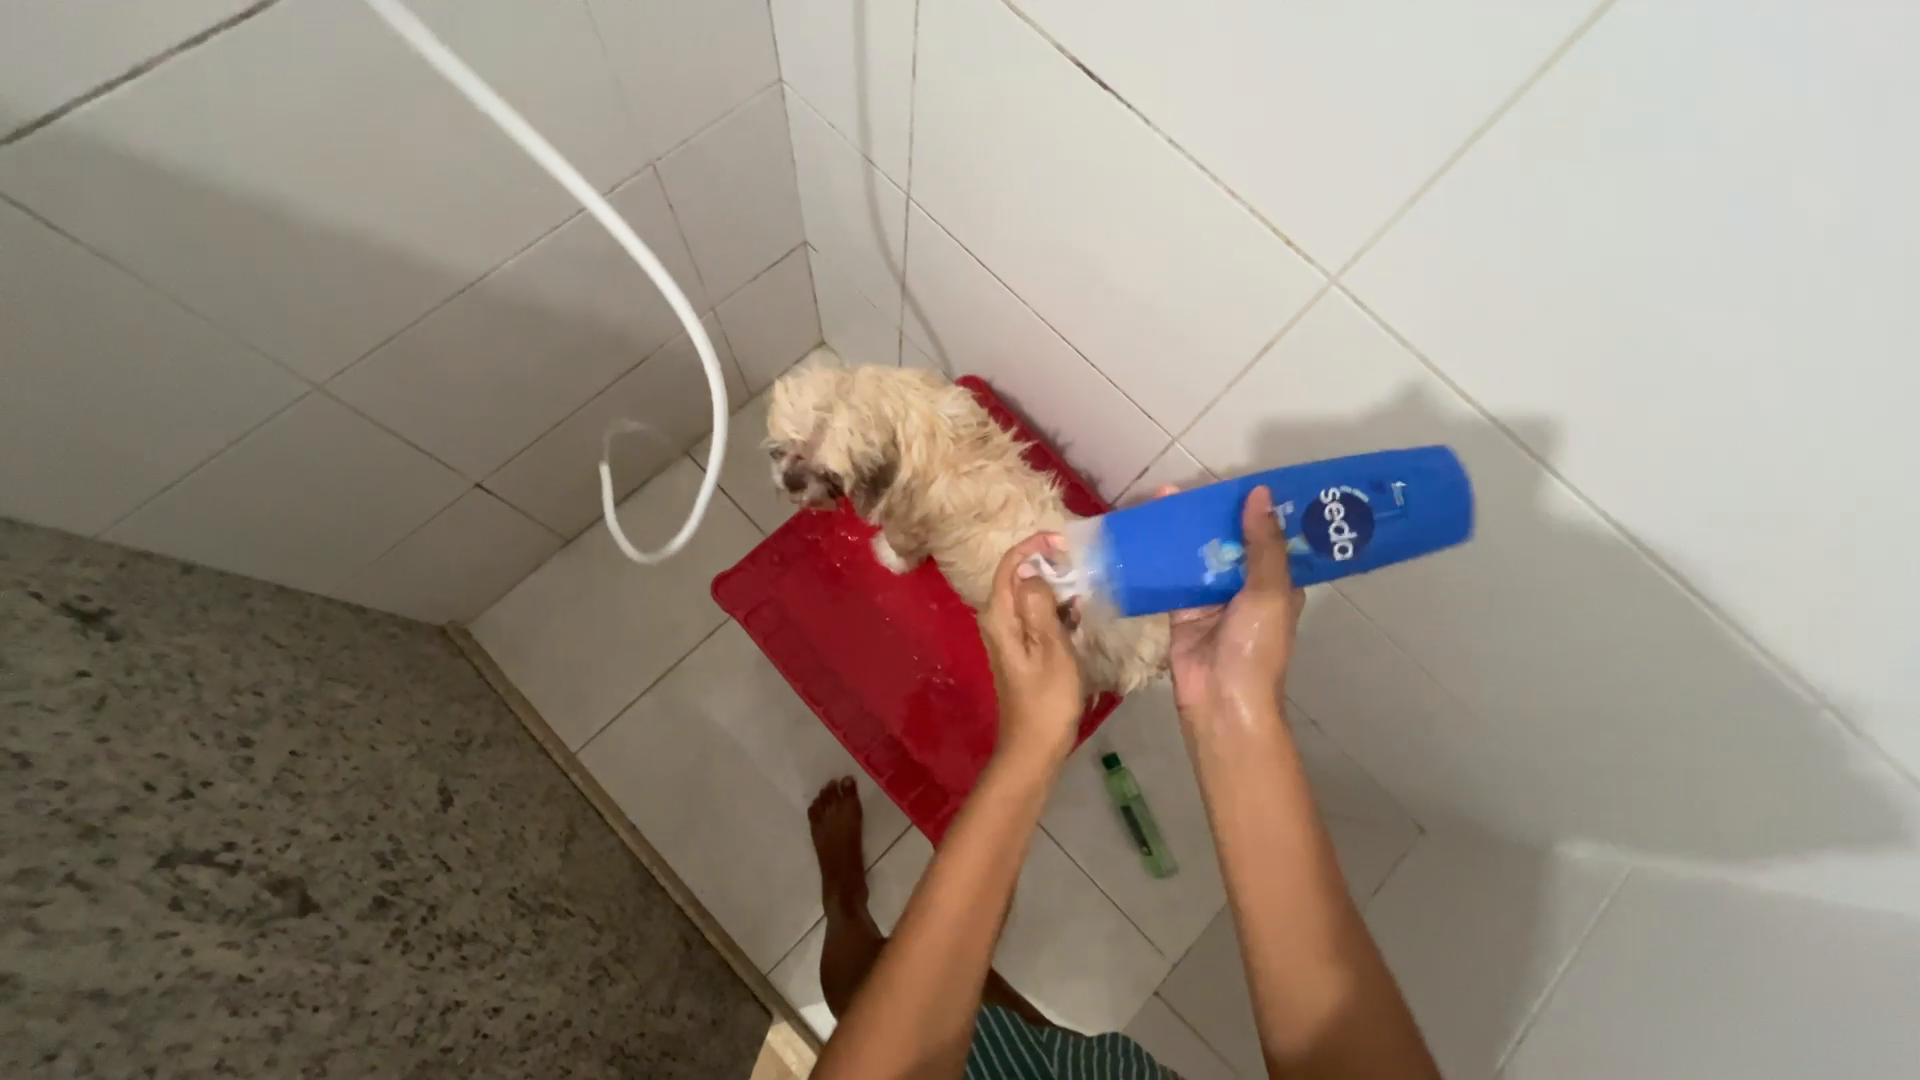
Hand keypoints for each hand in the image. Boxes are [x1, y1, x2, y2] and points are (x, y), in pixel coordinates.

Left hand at [980, 533, 1084, 767]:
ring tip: (1085, 585)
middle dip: (1047, 564)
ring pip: (1030, 597)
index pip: (1010, 564)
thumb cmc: (1047, 699)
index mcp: (999, 616)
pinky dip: (1056, 609)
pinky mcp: (1022, 650)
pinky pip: (1036, 616)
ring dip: (1055, 587)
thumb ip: (1039, 604)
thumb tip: (1033, 570)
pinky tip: (1078, 614)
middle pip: (1019, 577)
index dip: (1034, 546)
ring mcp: (1009, 636)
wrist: (1035, 748)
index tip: (1064, 542)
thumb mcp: (1050, 647)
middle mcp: (998, 621)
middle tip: (1081, 564)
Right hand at [1161, 485, 1306, 718]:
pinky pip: (1169, 577)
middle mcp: (1245, 587)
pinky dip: (1158, 557)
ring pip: (1196, 556)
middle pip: (1228, 542)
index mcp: (1277, 582)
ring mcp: (1211, 599)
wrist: (1220, 701)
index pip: (1271, 537)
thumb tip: (1260, 494)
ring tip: (1162, 498)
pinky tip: (1143, 532)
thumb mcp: (1269, 592)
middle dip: (1212, 515)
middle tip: (1192, 484)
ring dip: (1183, 531)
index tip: (1243, 480)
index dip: (1259, 510)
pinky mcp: (1181, 611)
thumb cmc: (1256, 648)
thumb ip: (1263, 544)